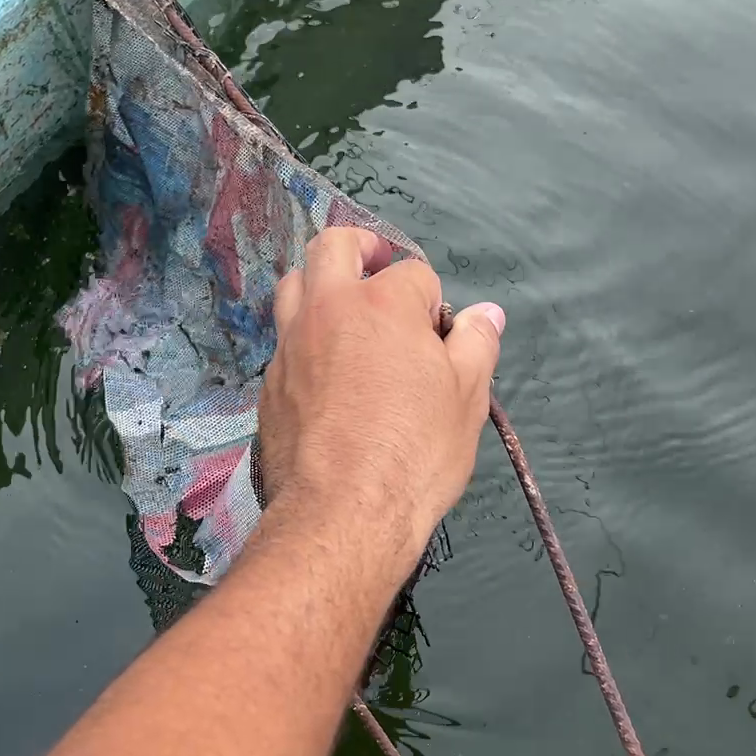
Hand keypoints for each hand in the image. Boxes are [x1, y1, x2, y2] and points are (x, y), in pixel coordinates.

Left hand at [257, 227, 504, 580]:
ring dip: (319, 283)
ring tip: (344, 308)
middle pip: (333, 246)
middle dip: (360, 246)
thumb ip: (475, 344)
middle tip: (379, 265)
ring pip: (293, 284)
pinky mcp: (270, 378)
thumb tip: (485, 313)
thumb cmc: (415, 452)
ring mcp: (290, 342)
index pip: (412, 273)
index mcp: (382, 304)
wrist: (341, 508)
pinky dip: (304, 336)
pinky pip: (284, 338)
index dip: (429, 297)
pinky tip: (323, 368)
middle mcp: (327, 310)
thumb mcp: (466, 398)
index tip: (437, 330)